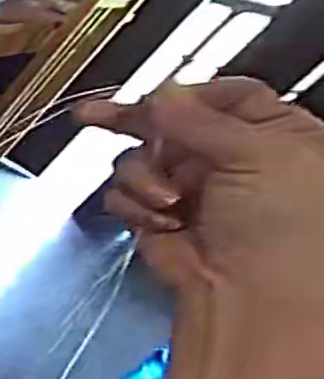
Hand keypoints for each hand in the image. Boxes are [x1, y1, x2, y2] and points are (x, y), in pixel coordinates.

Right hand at [76, 78, 323, 302]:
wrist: (251, 285)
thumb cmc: (289, 226)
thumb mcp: (259, 157)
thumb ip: (203, 122)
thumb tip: (163, 92)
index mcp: (276, 135)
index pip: (223, 97)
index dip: (184, 96)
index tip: (148, 97)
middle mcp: (229, 156)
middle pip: (166, 126)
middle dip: (131, 126)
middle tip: (91, 116)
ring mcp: (189, 184)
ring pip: (134, 161)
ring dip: (141, 181)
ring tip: (168, 201)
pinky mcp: (154, 209)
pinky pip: (120, 194)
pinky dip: (132, 206)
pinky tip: (160, 219)